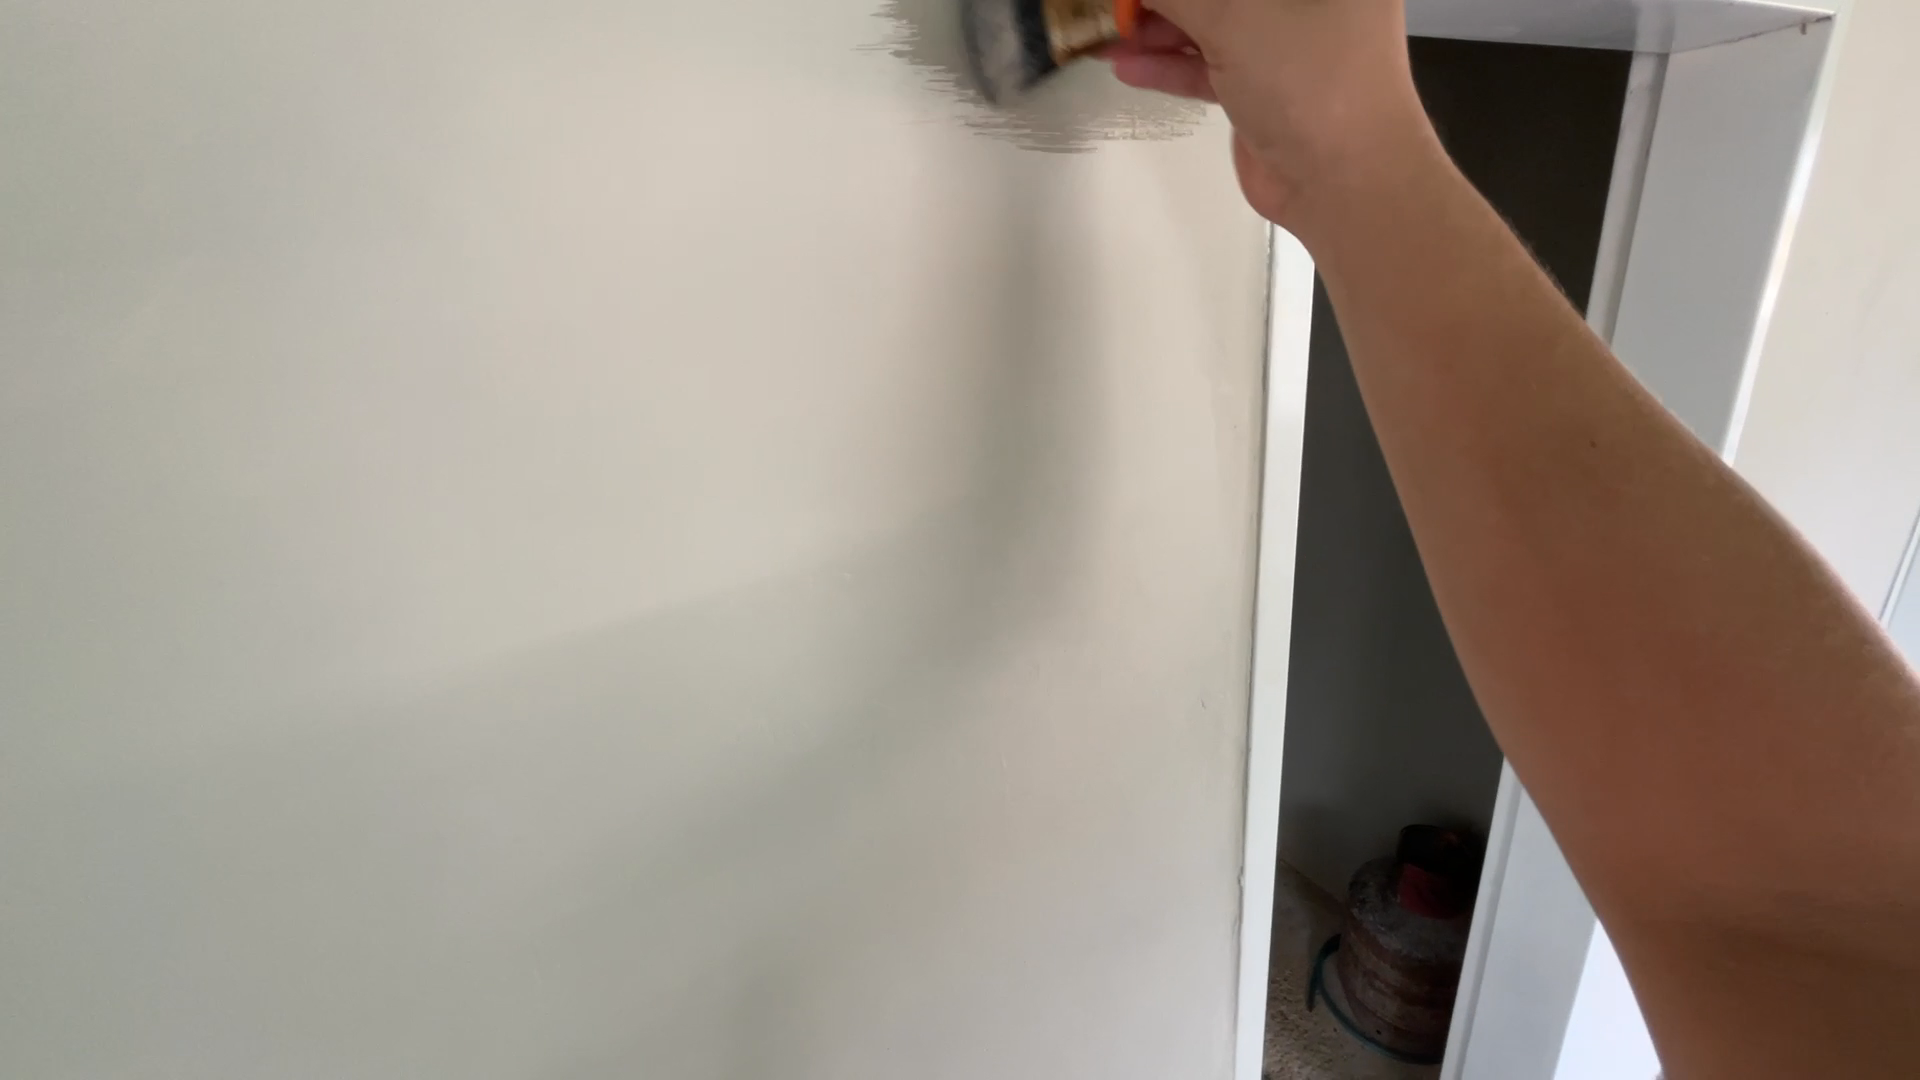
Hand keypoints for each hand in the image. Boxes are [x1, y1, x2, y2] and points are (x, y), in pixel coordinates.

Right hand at [1105, 0, 1437, 232]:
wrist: (1341, 177)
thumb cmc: (1308, 77)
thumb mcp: (1238, 18)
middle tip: (1113, 6)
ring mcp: (1281, 43)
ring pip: (1209, 24)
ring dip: (1156, 31)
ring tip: (1105, 35)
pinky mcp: (1259, 89)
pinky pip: (1207, 67)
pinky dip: (1168, 66)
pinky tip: (1126, 65)